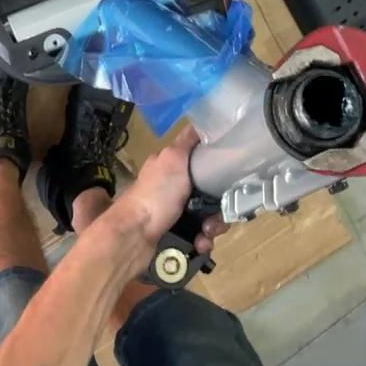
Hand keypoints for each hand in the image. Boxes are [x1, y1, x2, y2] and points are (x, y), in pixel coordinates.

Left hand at [106, 127, 228, 254]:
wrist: (134, 236)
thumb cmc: (156, 194)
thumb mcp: (172, 158)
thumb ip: (187, 141)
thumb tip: (203, 122)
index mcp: (173, 166)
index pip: (205, 162)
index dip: (220, 169)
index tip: (231, 179)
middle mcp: (175, 187)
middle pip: (212, 193)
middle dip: (220, 206)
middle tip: (218, 215)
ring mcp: (176, 211)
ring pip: (210, 216)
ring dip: (215, 226)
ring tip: (208, 233)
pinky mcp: (178, 234)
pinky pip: (201, 236)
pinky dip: (204, 240)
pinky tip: (201, 244)